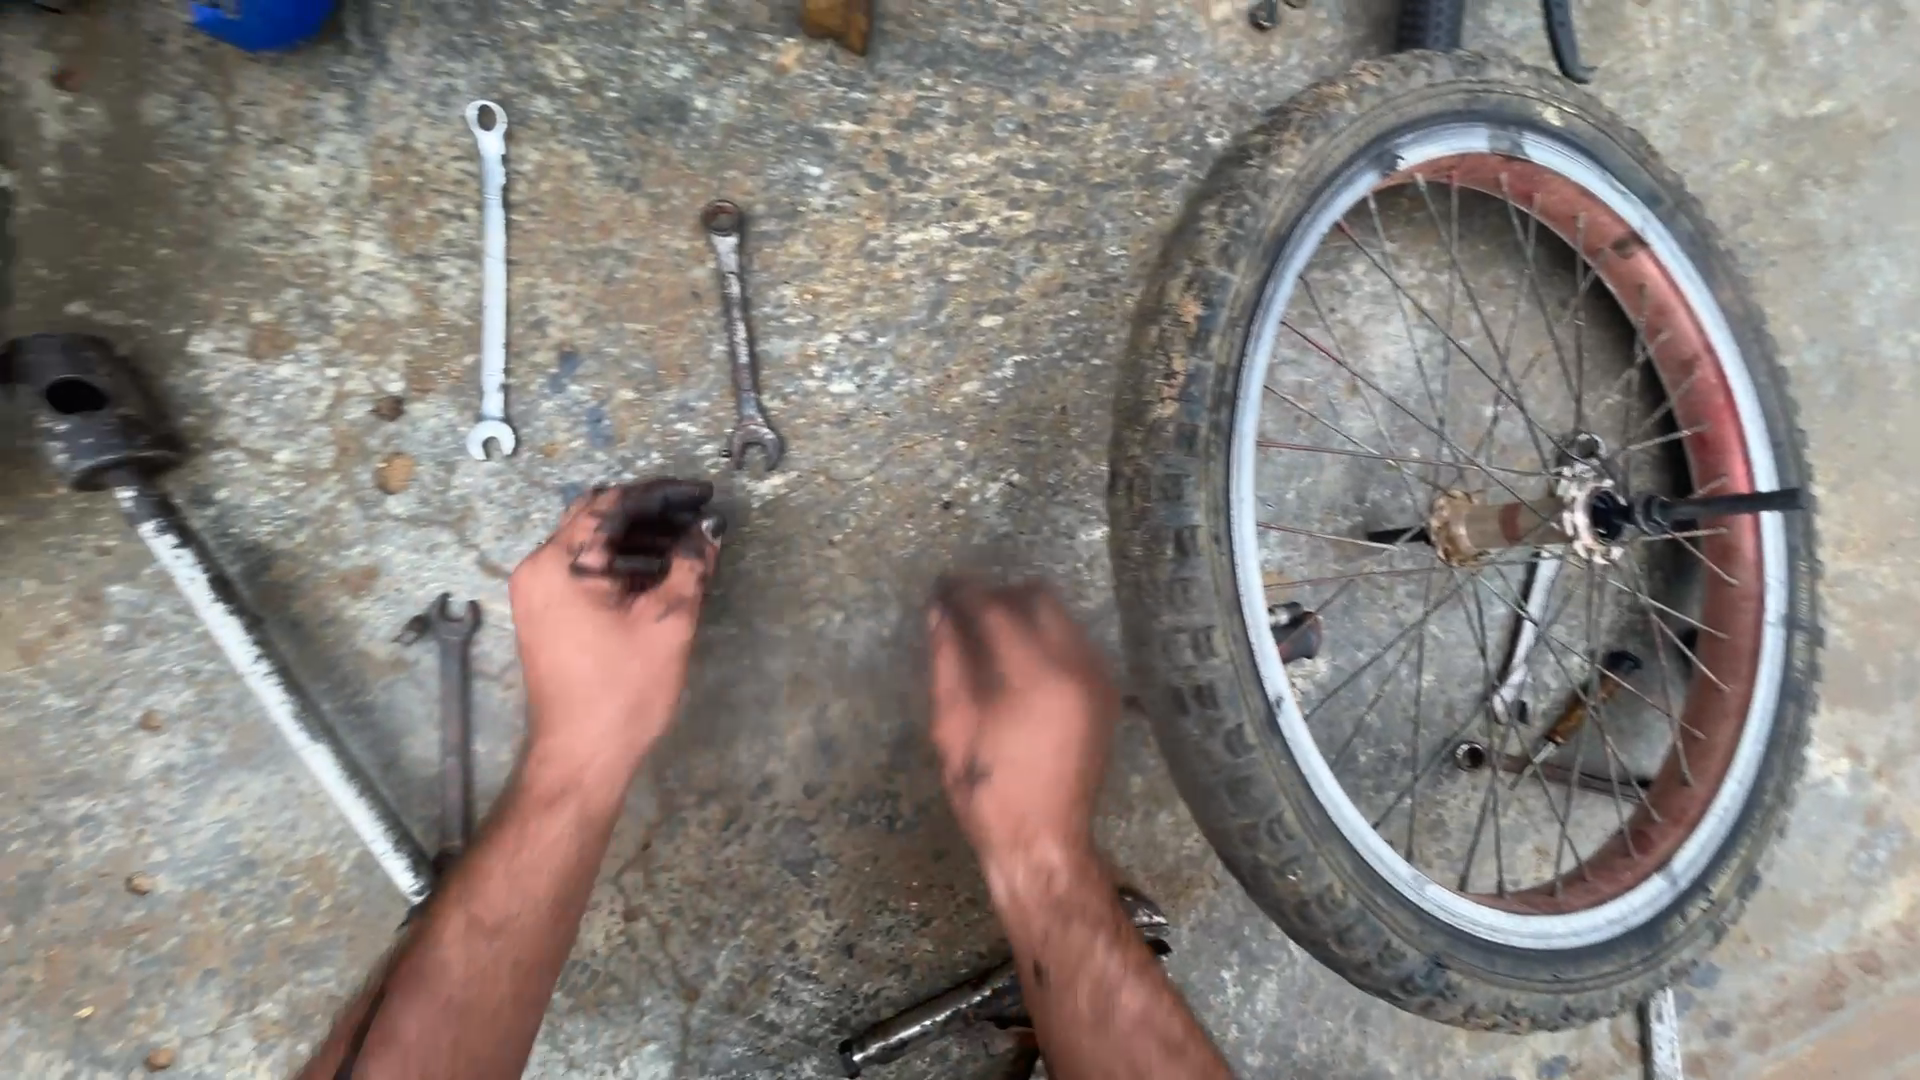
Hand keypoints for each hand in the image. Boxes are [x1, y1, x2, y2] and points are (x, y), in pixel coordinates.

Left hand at [509, 480, 719, 786]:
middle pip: (600, 519)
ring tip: (691, 543)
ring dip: (643, 540)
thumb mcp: (668, 621)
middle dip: (653, 514)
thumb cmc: (624, 687)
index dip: (663, 494)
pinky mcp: (550, 613)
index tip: (704, 495)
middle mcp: (540, 568)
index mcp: (560, 562)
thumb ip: (690, 565)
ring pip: (596, 545)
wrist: (582, 755)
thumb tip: (709, 529)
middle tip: (699, 517)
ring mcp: (540, 592)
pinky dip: (627, 564)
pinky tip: (665, 571)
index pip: (612, 503)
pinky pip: (590, 571)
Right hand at [926, 578, 1119, 884]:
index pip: (996, 607)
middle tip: (966, 609)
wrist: (1044, 840)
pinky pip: (1075, 640)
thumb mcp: (953, 723)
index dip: (965, 592)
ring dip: (1024, 611)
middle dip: (999, 594)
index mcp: (1035, 674)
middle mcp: (1077, 664)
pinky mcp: (1106, 691)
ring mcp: (1099, 676)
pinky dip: (1046, 635)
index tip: (943, 587)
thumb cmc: (988, 789)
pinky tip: (1018, 657)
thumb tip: (938, 610)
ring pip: (1062, 615)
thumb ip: (947, 658)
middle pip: (1039, 596)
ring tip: (989, 633)